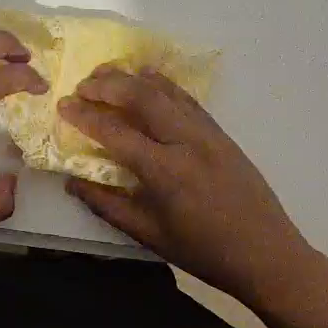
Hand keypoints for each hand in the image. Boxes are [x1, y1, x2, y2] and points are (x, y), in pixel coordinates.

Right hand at [59, 66, 323, 303]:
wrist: (265, 254)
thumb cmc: (202, 251)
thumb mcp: (148, 234)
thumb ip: (108, 205)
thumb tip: (73, 182)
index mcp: (165, 171)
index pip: (115, 132)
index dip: (85, 117)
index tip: (62, 106)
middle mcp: (186, 142)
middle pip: (142, 97)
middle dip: (108, 85)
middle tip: (82, 85)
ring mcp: (208, 134)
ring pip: (167, 92)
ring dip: (133, 79)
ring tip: (107, 74)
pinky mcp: (222, 134)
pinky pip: (188, 100)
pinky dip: (164, 85)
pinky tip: (148, 79)